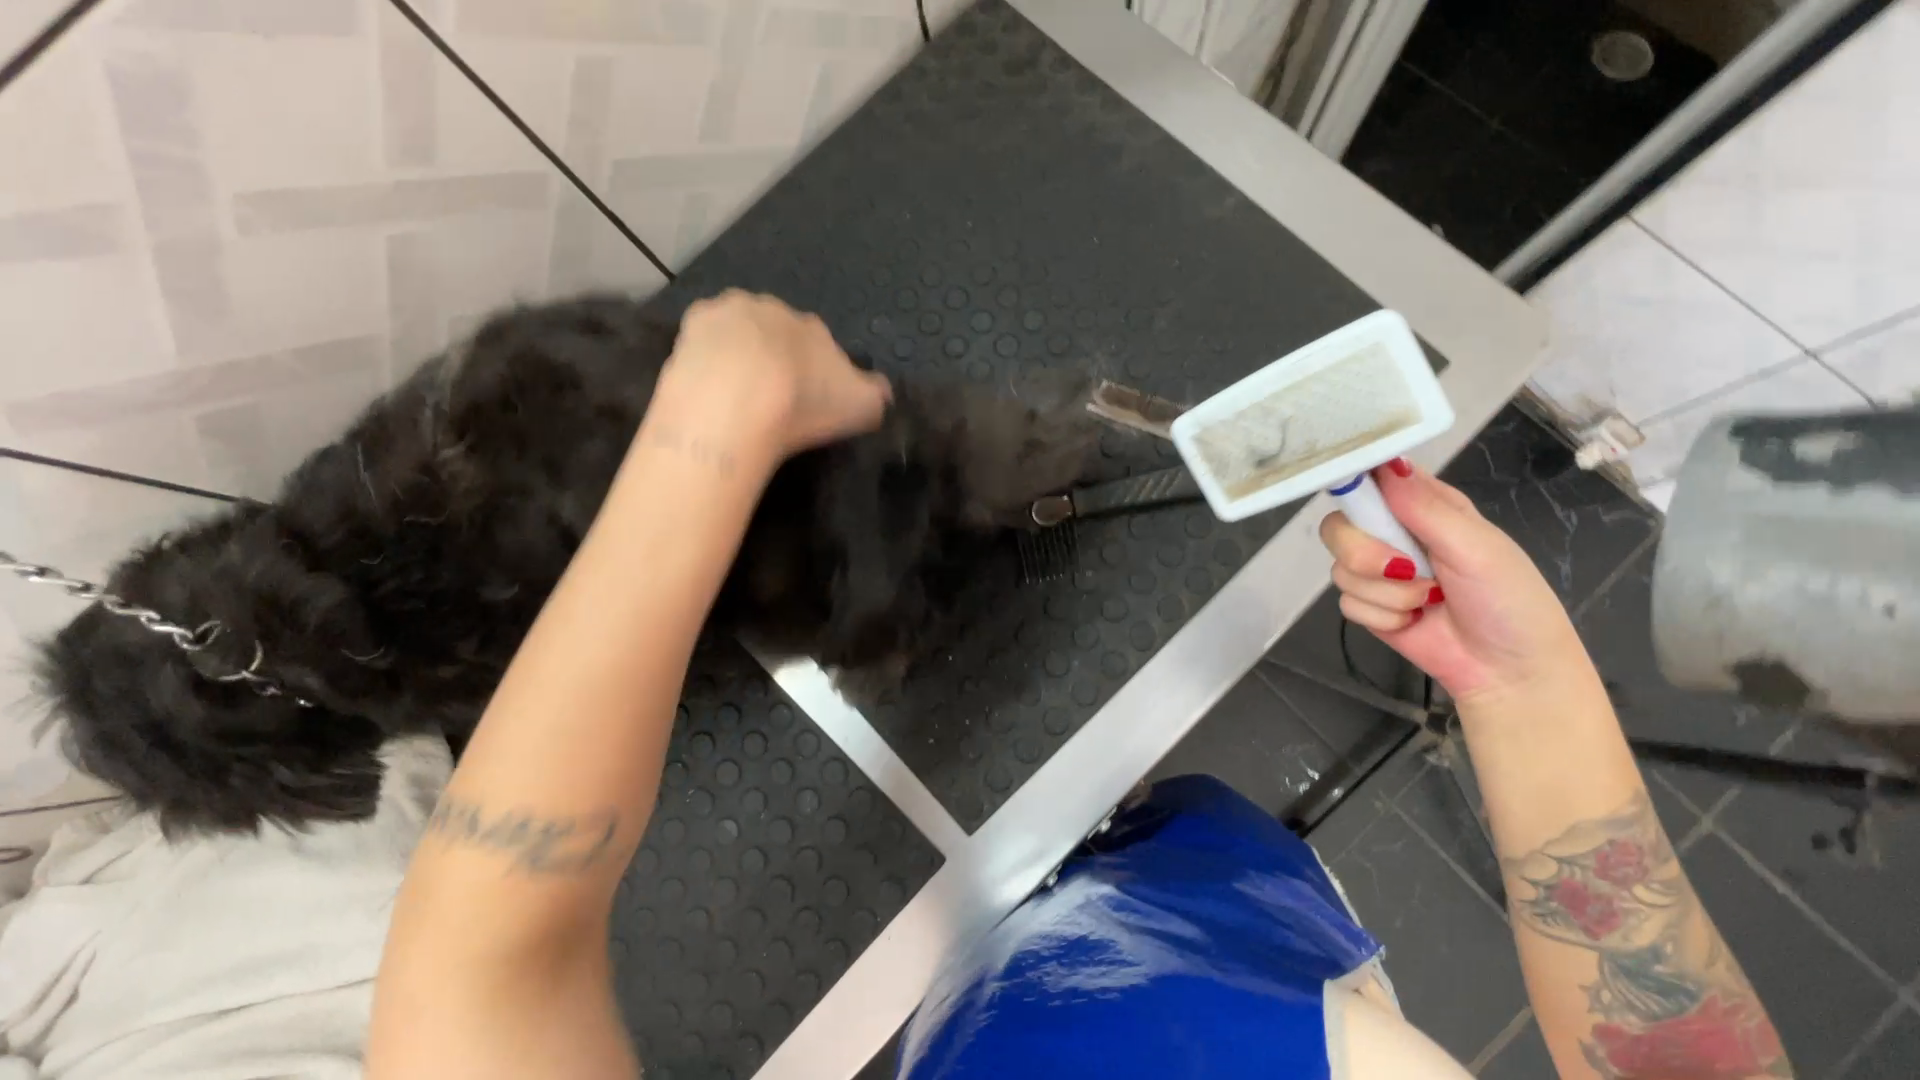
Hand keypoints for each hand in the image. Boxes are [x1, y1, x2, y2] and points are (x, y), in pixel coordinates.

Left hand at [650, 290, 891, 466]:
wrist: (735, 402)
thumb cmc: (804, 403)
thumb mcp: (863, 407)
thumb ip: (876, 395)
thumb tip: (882, 389)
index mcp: (814, 327)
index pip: (817, 343)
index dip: (812, 371)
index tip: (805, 399)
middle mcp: (773, 308)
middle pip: (775, 331)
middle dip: (774, 355)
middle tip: (769, 396)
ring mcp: (728, 314)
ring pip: (736, 332)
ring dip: (736, 353)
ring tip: (733, 395)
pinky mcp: (689, 326)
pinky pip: (701, 344)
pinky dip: (704, 362)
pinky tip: (705, 390)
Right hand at [1317, 459, 1594, 705]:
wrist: (1509, 671)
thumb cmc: (1509, 600)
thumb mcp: (1476, 546)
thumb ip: (1426, 507)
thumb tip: (1386, 463)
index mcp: (1424, 505)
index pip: (1372, 476)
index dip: (1354, 481)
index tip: (1356, 500)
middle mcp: (1394, 533)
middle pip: (1339, 525)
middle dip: (1365, 554)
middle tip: (1405, 568)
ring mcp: (1378, 572)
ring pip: (1341, 568)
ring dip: (1387, 594)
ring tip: (1428, 601)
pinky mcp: (1369, 606)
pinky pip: (1347, 603)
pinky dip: (1382, 617)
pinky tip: (1413, 621)